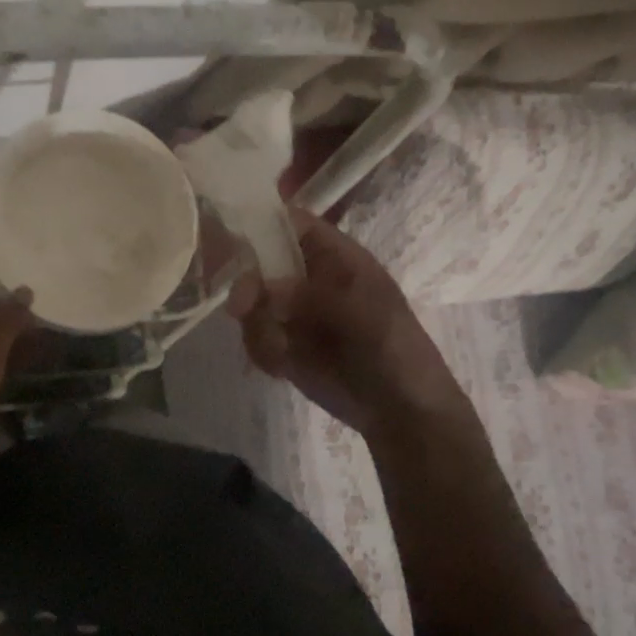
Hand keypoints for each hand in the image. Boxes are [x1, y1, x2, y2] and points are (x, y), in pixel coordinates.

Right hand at [228, 210, 468, 438]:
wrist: (402, 413)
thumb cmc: (394, 351)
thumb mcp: (363, 314)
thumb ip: (312, 295)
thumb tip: (265, 288)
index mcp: (337, 259)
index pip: (293, 224)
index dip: (263, 222)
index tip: (233, 238)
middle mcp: (309, 278)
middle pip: (260, 260)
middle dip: (248, 284)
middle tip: (240, 309)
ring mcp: (294, 311)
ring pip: (251, 301)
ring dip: (257, 327)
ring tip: (280, 353)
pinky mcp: (282, 342)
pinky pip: (253, 334)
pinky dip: (261, 350)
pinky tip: (282, 369)